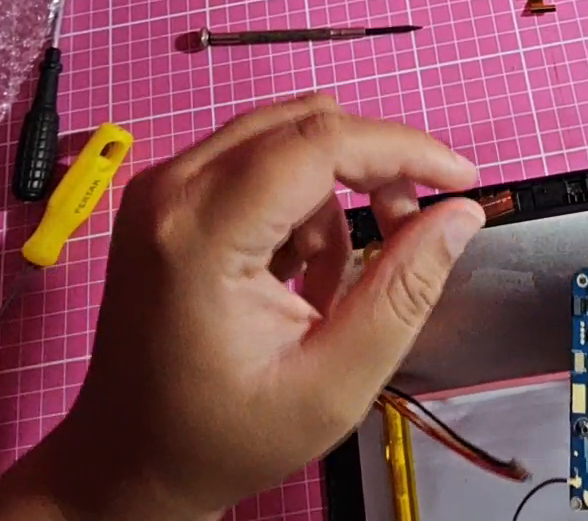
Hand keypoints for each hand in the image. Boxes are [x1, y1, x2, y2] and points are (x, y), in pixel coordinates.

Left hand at [25, 94, 487, 519]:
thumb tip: (460, 214)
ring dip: (341, 183)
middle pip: (309, 124)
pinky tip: (304, 261)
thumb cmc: (222, 437)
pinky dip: (306, 193)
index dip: (404, 149)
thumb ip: (404, 292)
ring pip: (291, 130)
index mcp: (202, 233)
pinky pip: (264, 152)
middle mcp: (174, 187)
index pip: (321, 142)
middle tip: (411, 227)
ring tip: (348, 267)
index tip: (461, 178)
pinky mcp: (170, 189)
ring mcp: (165, 182)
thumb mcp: (333, 385)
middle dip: (377, 164)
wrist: (125, 462)